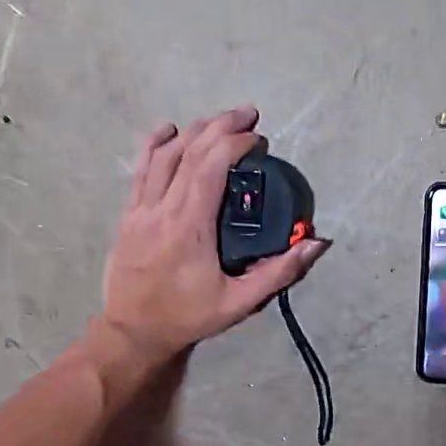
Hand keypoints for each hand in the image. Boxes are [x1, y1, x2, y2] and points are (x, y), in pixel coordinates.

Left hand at [96, 107, 329, 363]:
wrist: (133, 331)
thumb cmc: (188, 316)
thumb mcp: (239, 302)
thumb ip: (279, 272)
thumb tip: (316, 244)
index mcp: (190, 227)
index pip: (211, 168)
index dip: (235, 143)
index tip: (259, 139)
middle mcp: (163, 209)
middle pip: (190, 152)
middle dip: (221, 126)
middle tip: (249, 114)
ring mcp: (141, 209)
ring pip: (164, 156)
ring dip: (193, 130)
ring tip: (219, 120)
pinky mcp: (129, 214)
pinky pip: (139, 171)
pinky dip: (154, 145)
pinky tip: (168, 129)